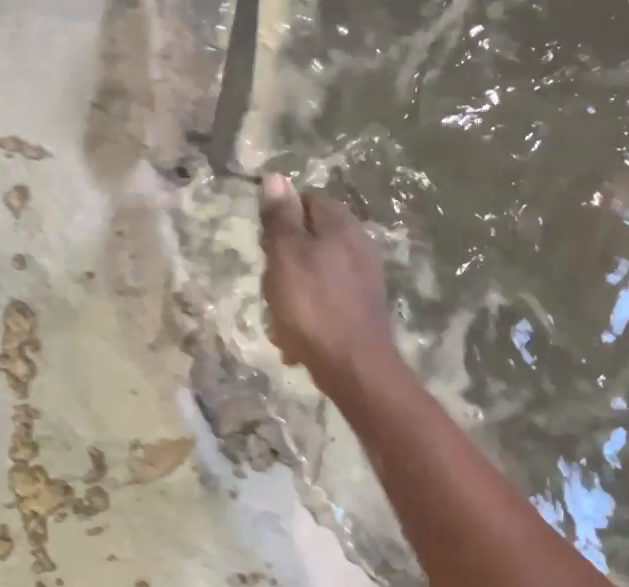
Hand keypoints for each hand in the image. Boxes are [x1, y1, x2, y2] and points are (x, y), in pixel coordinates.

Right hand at [259, 175, 405, 398]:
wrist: (355, 367)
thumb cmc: (314, 309)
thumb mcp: (286, 257)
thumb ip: (280, 219)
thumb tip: (276, 177)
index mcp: (340, 225)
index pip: (305, 201)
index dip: (280, 222)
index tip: (264, 249)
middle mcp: (358, 245)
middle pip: (309, 242)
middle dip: (283, 267)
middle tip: (271, 292)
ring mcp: (364, 280)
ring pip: (314, 277)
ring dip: (292, 299)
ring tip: (281, 324)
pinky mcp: (362, 310)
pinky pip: (326, 305)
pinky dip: (308, 320)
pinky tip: (298, 343)